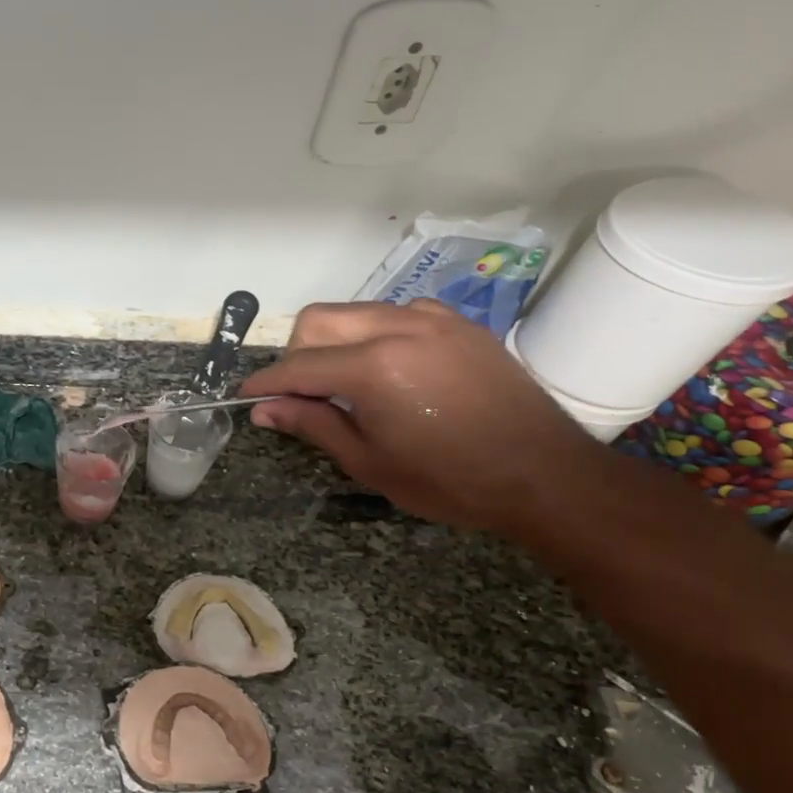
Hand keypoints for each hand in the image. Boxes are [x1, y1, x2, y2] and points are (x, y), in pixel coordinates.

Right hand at [239, 300, 610, 533]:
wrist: (546, 476)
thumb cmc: (449, 480)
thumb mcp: (368, 461)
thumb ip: (312, 424)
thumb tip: (265, 409)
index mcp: (373, 368)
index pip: (297, 366)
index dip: (266, 383)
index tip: (246, 396)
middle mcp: (399, 329)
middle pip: (318, 320)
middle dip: (297, 352)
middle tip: (300, 392)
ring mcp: (434, 320)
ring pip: (356, 311)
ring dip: (334, 340)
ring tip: (343, 380)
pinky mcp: (460, 325)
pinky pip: (398, 314)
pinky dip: (376, 334)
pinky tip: (388, 367)